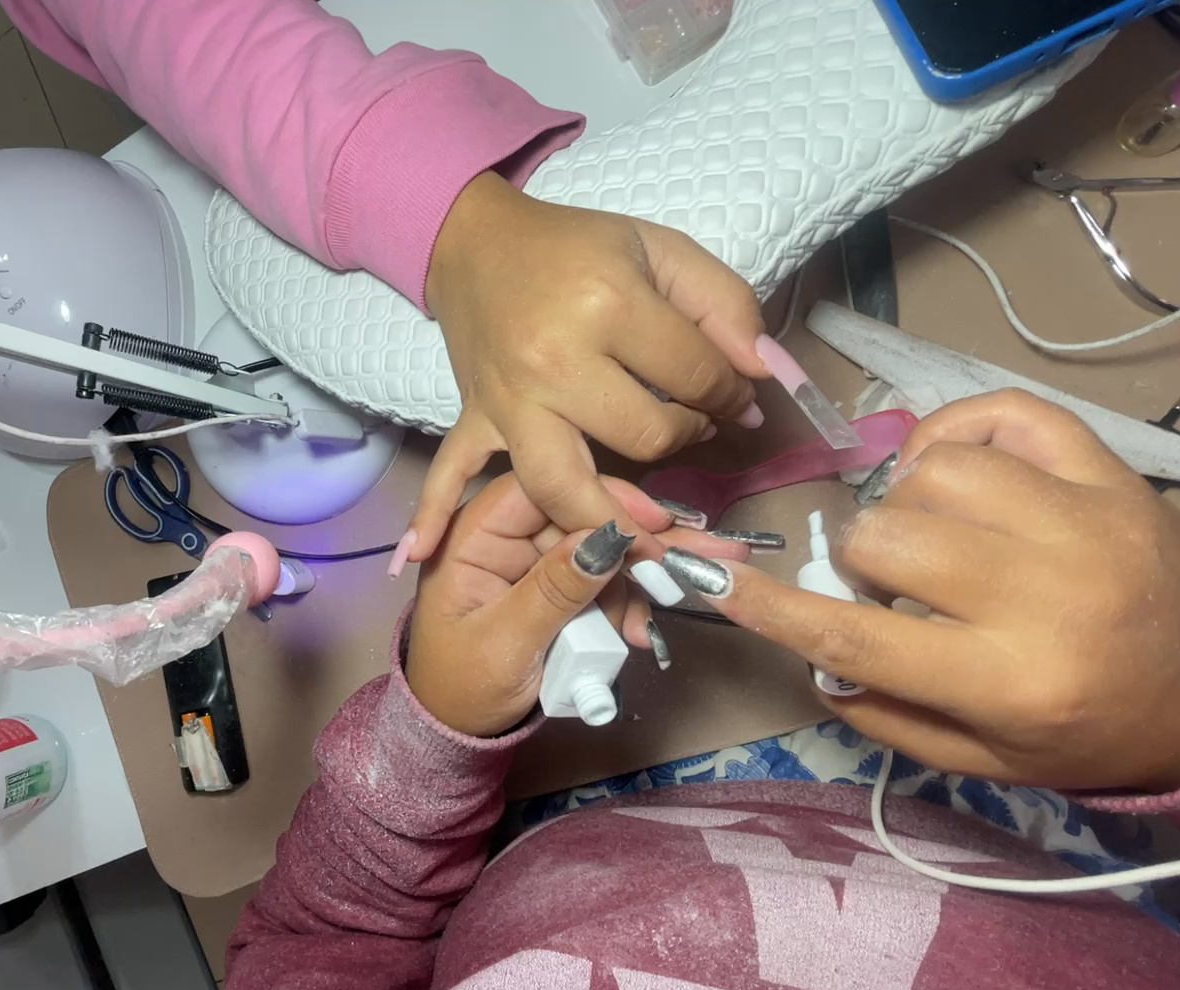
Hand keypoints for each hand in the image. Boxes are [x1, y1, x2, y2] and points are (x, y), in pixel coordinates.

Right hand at [407, 172, 771, 565]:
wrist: (478, 244)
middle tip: (691, 425)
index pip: (696, 376)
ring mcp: (506, 401)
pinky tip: (418, 555)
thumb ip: (725, 304)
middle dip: (685, 436)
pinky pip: (449, 475)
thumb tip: (762, 377)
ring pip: (566, 484)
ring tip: (644, 530)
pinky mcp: (473, 420)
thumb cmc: (574, 248)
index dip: (733, 392)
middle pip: (645, 437)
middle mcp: (554, 363)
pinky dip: (434, 518)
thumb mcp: (661, 249)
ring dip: (612, 514)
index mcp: (607, 306)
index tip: (734, 396)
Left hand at [407, 474, 748, 735]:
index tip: (652, 522)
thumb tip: (606, 539)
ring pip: (597, 548)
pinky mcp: (554, 583)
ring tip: (640, 629)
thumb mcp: (505, 642)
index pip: (537, 489)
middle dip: (630, 546)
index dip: (597, 496)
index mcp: (472, 536)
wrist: (459, 725)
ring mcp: (532, 559)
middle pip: (578, 515)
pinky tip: (635, 632)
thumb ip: (553, 590)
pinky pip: (600, 578)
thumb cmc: (463, 685)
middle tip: (677, 571)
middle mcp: (504, 535)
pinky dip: (623, 602)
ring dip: (630, 585)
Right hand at [659, 389, 1179, 791]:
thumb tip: (812, 655)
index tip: (712, 582)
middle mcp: (1045, 597)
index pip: (854, 637)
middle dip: (862, 557)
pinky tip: (949, 467)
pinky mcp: (1113, 476)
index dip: (769, 607)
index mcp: (1007, 681)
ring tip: (928, 528)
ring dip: (903, 501)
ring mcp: (1087, 524)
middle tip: (892, 582)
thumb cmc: (1087, 735)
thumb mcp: (978, 760)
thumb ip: (881, 712)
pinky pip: (1004, 415)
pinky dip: (953, 431)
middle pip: (886, 537)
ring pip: (934, 472)